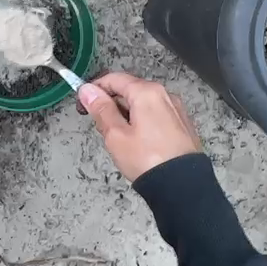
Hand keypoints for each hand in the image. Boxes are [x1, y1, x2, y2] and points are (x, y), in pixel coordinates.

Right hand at [78, 72, 201, 181]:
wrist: (182, 186)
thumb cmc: (148, 161)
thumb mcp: (115, 135)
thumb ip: (101, 109)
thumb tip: (87, 90)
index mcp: (146, 93)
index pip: (114, 79)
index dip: (94, 89)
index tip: (84, 103)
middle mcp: (164, 95)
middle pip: (129, 89)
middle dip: (111, 104)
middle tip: (101, 126)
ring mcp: (175, 110)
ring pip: (142, 103)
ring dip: (126, 114)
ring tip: (120, 139)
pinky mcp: (181, 124)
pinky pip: (155, 114)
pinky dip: (142, 121)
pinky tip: (138, 142)